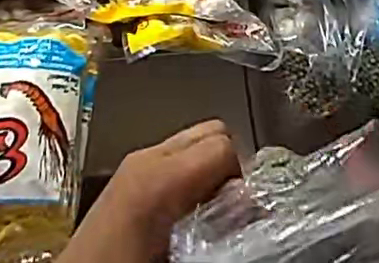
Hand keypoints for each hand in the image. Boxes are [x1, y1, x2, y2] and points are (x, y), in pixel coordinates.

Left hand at [58, 120, 238, 262]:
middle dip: (229, 163)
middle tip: (234, 207)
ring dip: (208, 168)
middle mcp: (147, 157)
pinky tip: (186, 212)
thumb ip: (220, 226)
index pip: (223, 143)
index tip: (248, 208)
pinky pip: (172, 154)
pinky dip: (189, 173)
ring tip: (212, 212)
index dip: (243, 174)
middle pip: (211, 129)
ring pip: (191, 139)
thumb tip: (250, 207)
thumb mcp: (184, 255)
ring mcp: (135, 162)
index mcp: (160, 176)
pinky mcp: (128, 174)